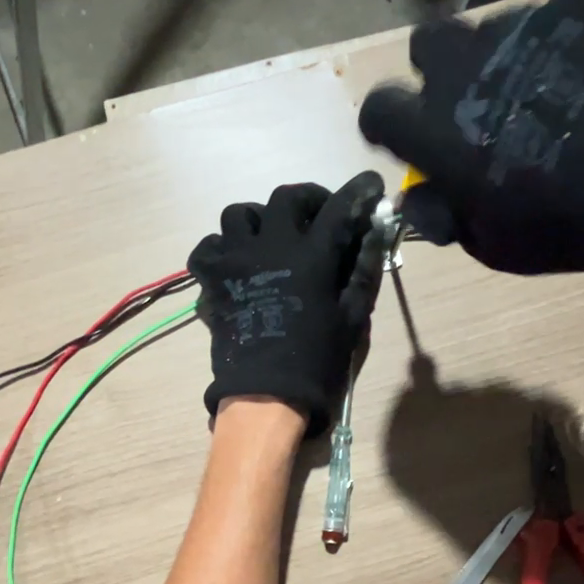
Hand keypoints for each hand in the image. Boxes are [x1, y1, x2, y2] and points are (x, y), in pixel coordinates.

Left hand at [187, 172, 387, 436]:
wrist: (266, 395)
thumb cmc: (317, 361)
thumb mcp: (353, 317)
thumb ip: (364, 271)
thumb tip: (375, 234)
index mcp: (312, 255)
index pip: (339, 207)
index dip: (358, 192)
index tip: (369, 187)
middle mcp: (271, 246)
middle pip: (285, 199)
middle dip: (306, 201)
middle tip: (316, 217)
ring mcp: (236, 261)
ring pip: (238, 215)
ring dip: (258, 220)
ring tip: (270, 239)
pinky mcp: (212, 281)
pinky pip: (207, 248)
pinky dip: (221, 249)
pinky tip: (236, 263)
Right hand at [357, 0, 583, 304]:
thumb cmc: (577, 223)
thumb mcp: (496, 244)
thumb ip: (447, 212)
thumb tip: (424, 193)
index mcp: (438, 129)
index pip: (379, 108)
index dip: (391, 126)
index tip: (413, 142)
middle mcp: (468, 63)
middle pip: (428, 48)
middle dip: (441, 76)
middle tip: (479, 110)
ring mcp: (529, 21)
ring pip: (494, 29)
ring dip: (504, 59)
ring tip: (551, 93)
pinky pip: (562, 10)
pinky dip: (568, 38)